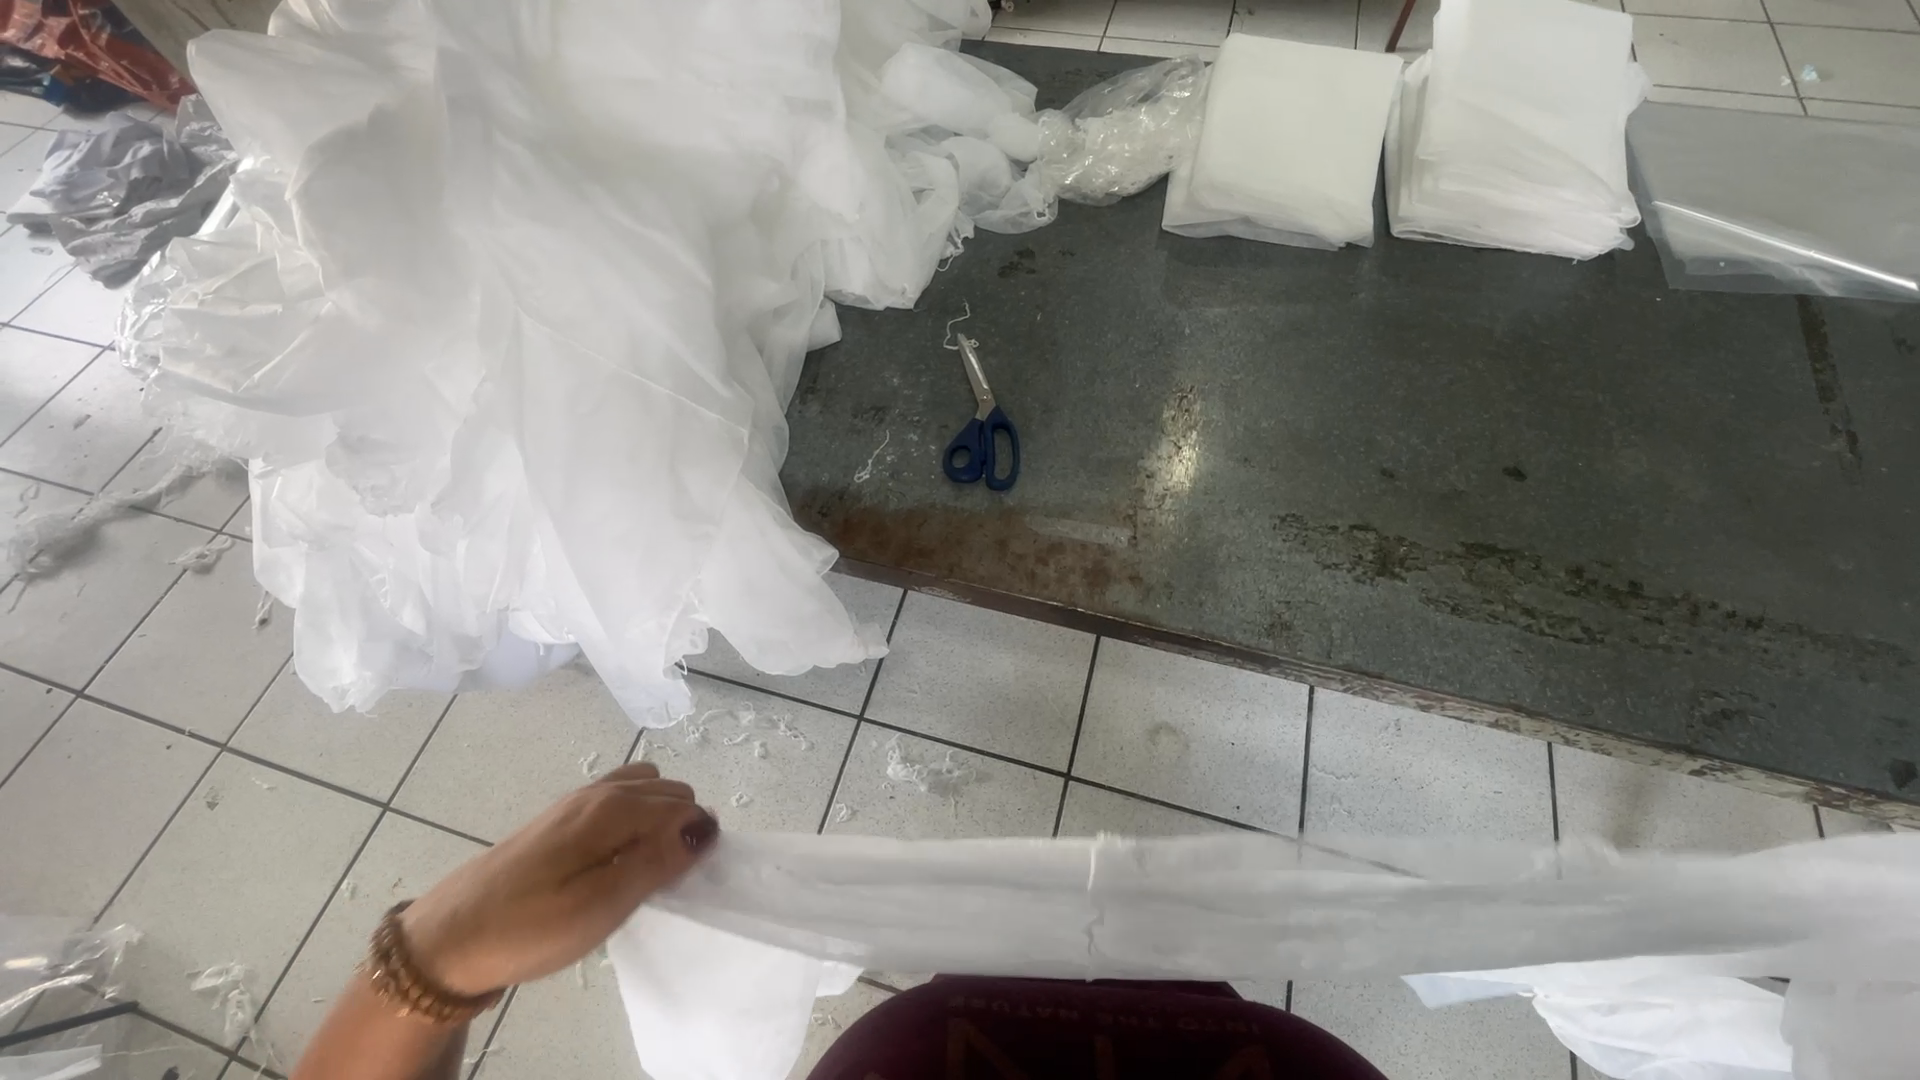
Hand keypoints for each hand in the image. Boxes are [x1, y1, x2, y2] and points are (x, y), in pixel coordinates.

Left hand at [396, 763, 718, 996]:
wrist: (445, 941)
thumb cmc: (528, 927)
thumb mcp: (600, 906)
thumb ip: (656, 862)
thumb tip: (705, 825)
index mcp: (614, 807)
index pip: (685, 806)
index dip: (695, 840)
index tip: (680, 881)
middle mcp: (600, 791)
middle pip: (670, 792)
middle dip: (681, 827)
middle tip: (660, 881)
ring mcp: (578, 800)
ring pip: (647, 790)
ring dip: (659, 821)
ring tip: (641, 870)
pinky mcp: (562, 816)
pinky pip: (620, 798)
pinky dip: (634, 818)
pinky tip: (615, 856)